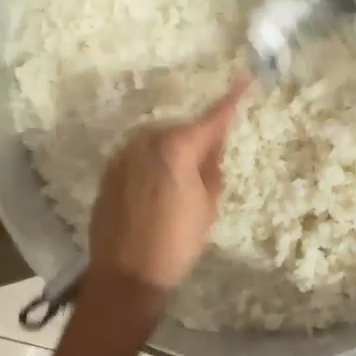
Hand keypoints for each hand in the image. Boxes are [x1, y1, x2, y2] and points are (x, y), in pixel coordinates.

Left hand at [87, 77, 249, 296]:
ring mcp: (123, 156)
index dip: (232, 99)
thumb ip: (212, 167)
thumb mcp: (208, 206)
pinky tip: (158, 195)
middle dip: (198, 141)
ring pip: (159, 144)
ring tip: (181, 188)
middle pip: (182, 131)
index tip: (246, 79)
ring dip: (173, 154)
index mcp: (176, 146)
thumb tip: (212, 145)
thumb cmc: (177, 243)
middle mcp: (146, 141)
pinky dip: (154, 166)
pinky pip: (140, 159)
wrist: (126, 276)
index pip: (213, 118)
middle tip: (210, 169)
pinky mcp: (109, 172)